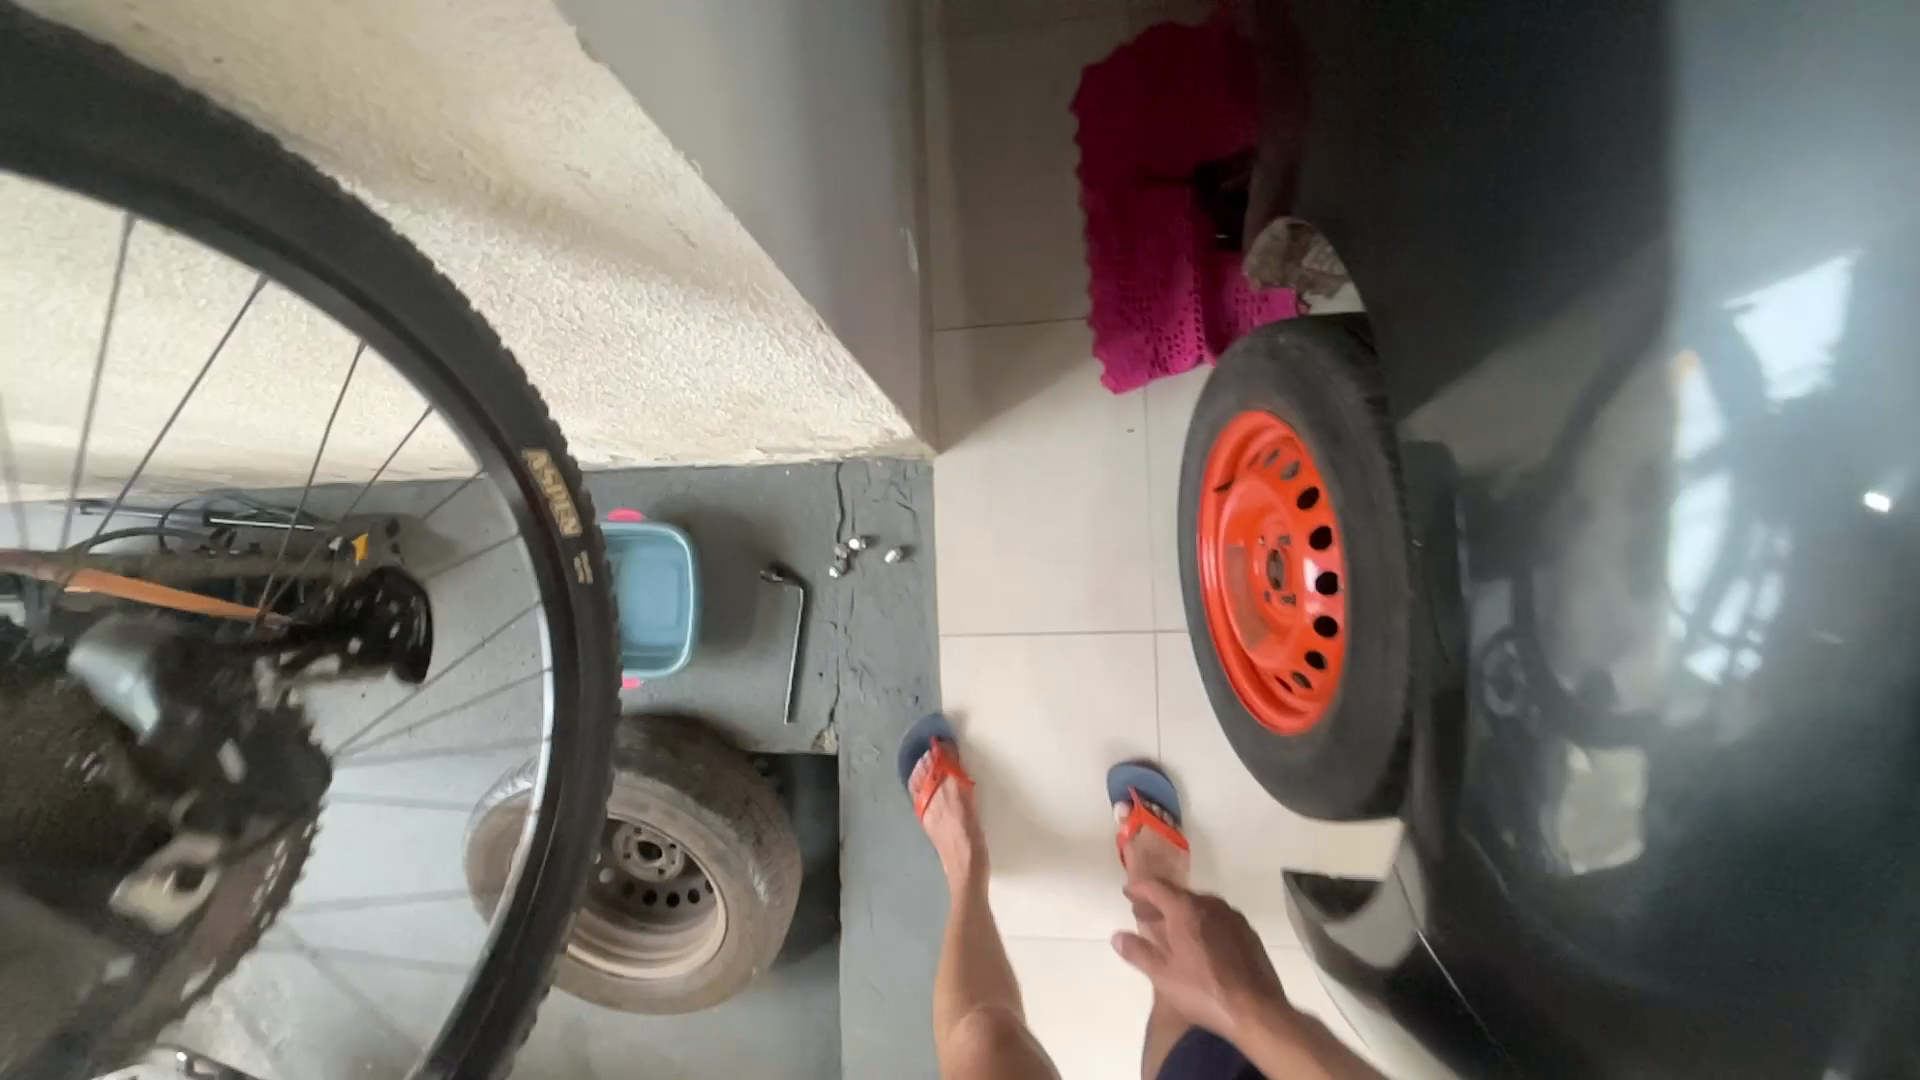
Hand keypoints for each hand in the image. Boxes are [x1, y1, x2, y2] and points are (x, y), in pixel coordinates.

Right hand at [1111, 877, 1293, 1040]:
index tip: (1128, 893)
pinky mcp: (1247, 932)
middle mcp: (1209, 904)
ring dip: (1180, 913)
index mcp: (1185, 909)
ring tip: (1170, 930)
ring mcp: (1232, 917)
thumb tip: (1117, 936)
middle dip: (1158, 902)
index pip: (1155, 887)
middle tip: (1144, 915)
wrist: (1258, 1012)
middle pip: (1177, 894)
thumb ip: (1138, 952)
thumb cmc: (1205, 992)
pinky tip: (1200, 944)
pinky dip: (1202, 922)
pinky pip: (1217, 918)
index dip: (1138, 888)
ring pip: (1199, 906)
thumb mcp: (1163, 976)